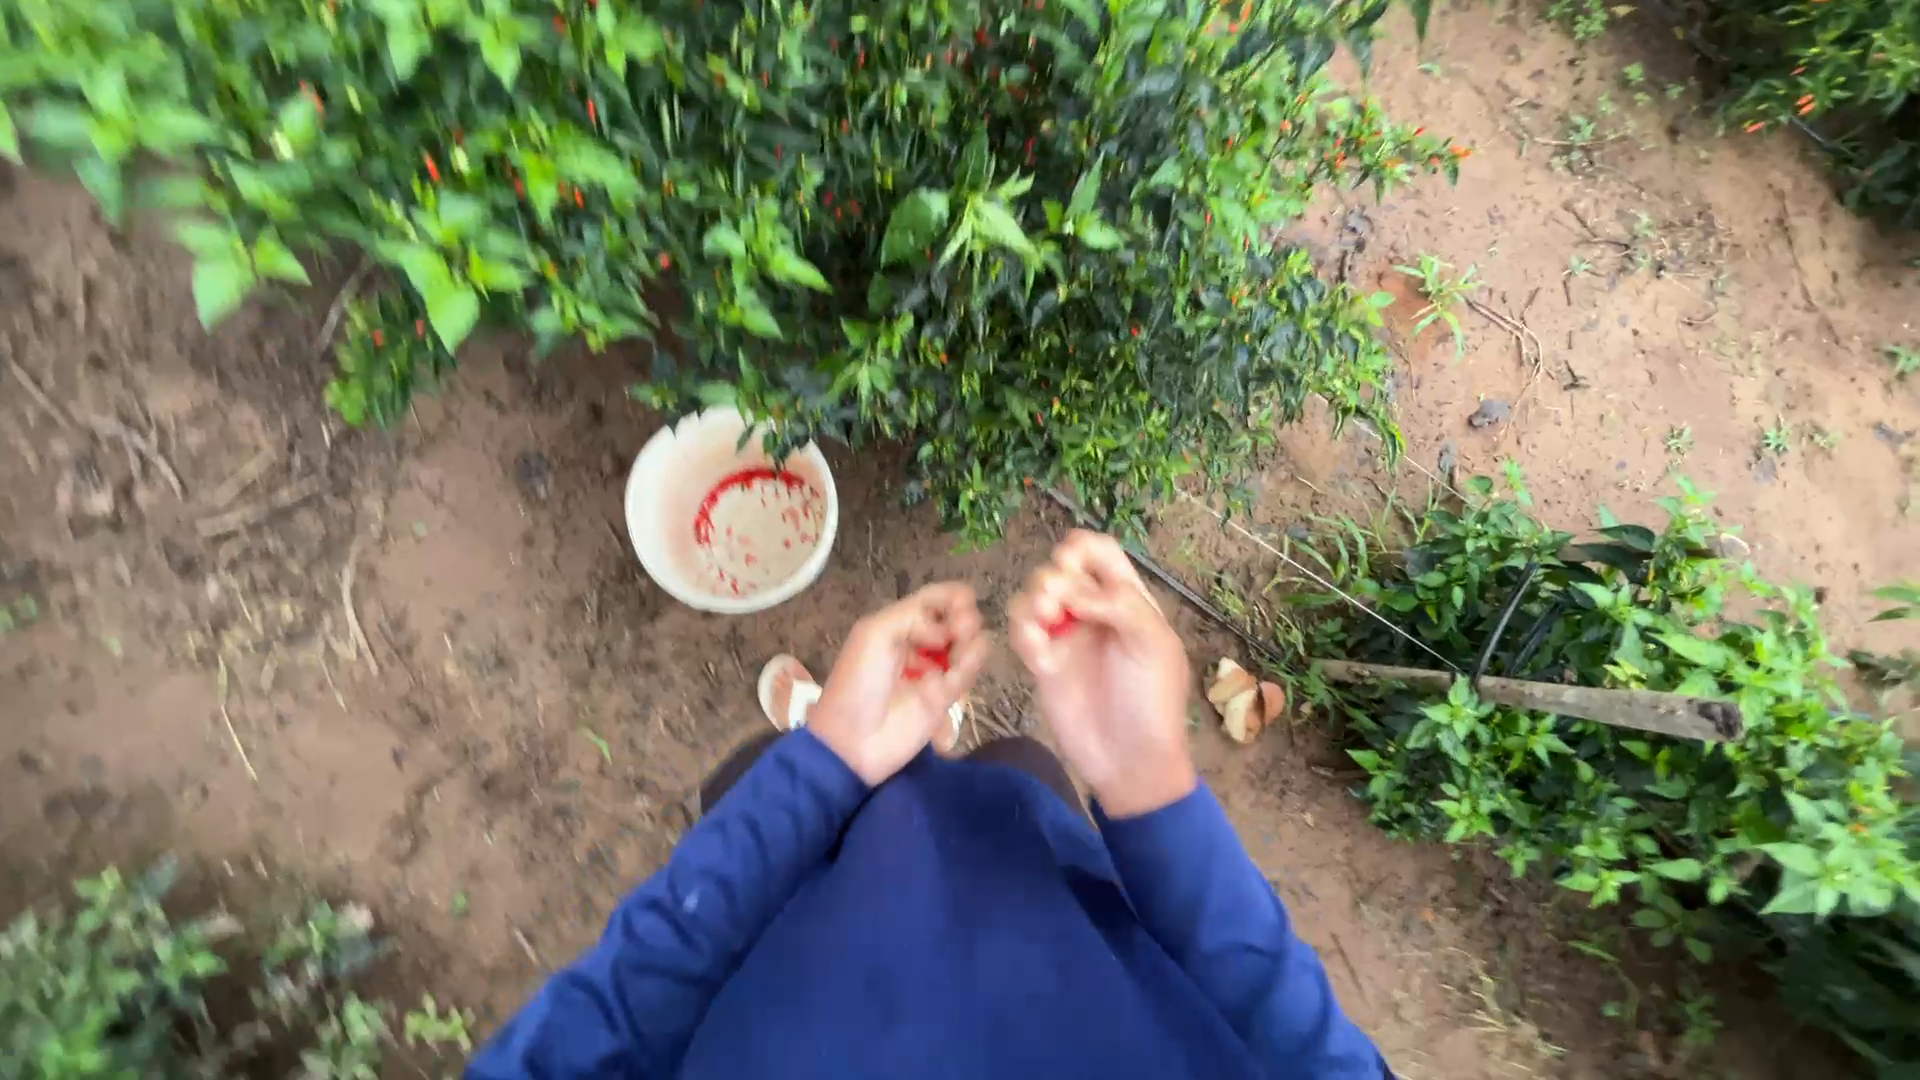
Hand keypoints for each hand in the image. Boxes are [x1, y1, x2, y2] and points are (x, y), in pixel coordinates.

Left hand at [809, 583, 988, 785]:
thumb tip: (945, 630)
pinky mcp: (944, 698)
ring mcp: (932, 672)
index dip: (951, 596)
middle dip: (963, 617)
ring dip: (970, 639)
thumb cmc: (857, 681)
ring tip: (964, 641)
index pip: (931, 602)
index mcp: (896, 626)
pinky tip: (970, 657)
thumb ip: (913, 616)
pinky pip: (966, 674)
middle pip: (953, 622)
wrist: (852, 740)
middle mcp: (917, 645)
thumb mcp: (874, 634)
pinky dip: (973, 662)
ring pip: (964, 646)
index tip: (966, 598)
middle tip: (962, 624)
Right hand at [1008, 531, 1195, 817]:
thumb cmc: (1152, 700)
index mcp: (1127, 601)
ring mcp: (1065, 637)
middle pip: (1060, 570)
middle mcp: (1093, 612)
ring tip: (1043, 620)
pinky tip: (1036, 649)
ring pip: (1034, 596)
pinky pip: (1021, 632)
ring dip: (1033, 599)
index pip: (1101, 554)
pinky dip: (1022, 630)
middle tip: (1057, 602)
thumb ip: (1120, 605)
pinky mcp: (1042, 662)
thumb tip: (1074, 588)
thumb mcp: (1153, 645)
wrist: (1129, 761)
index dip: (1083, 548)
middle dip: (1053, 577)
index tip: (1069, 561)